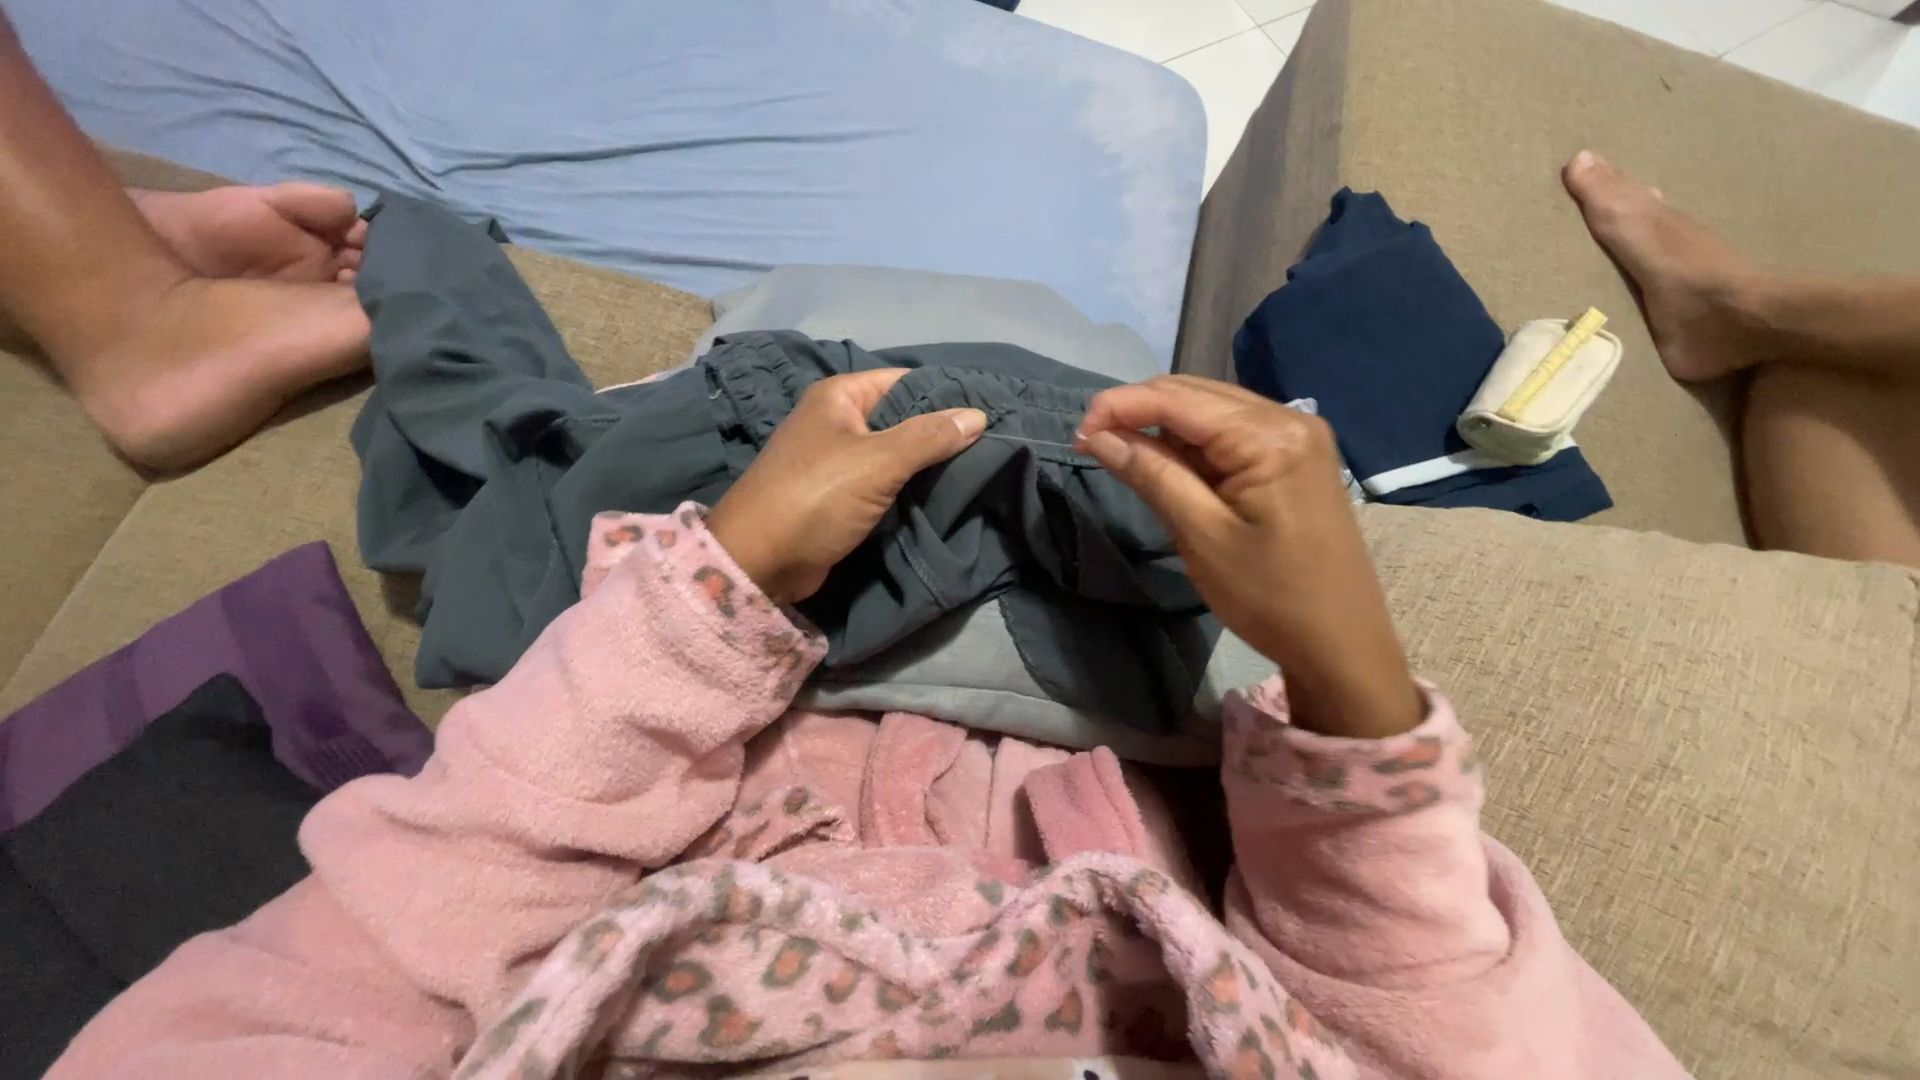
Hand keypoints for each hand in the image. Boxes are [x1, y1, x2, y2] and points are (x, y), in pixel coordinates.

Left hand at [706, 369, 987, 605]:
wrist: (759, 563)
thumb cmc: (815, 498)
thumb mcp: (877, 462)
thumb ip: (928, 437)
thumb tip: (978, 416)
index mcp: (840, 396)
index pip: (905, 382)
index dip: (945, 396)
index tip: (989, 413)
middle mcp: (837, 421)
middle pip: (902, 419)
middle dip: (940, 434)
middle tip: (991, 447)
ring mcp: (836, 461)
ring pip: (895, 455)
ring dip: (927, 467)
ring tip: (978, 471)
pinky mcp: (839, 497)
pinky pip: (883, 485)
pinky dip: (908, 491)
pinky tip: (943, 498)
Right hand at [1076, 376, 1421, 737]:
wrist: (1341, 642)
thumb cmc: (1269, 596)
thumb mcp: (1201, 536)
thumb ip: (1152, 475)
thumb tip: (1099, 436)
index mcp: (1269, 435)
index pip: (1177, 398)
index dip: (1119, 406)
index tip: (1078, 436)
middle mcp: (1288, 417)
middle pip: (1194, 393)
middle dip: (1138, 411)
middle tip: (1095, 447)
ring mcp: (1298, 434)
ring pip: (1211, 409)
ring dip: (1163, 426)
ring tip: (1125, 457)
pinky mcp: (1296, 455)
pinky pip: (1232, 431)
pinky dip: (1193, 442)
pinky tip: (1170, 465)